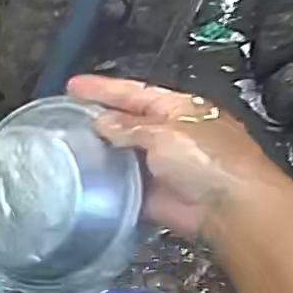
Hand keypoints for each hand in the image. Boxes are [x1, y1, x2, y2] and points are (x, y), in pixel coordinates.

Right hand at [67, 75, 290, 238]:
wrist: (227, 208)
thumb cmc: (210, 161)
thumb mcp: (167, 132)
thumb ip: (130, 127)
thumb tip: (103, 123)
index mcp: (177, 109)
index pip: (133, 93)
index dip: (103, 88)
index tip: (74, 85)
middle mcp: (167, 134)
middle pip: (124, 122)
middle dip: (97, 118)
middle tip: (65, 115)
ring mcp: (158, 165)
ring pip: (120, 154)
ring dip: (98, 152)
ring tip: (66, 147)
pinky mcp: (150, 193)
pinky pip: (121, 185)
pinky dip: (104, 182)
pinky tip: (83, 179)